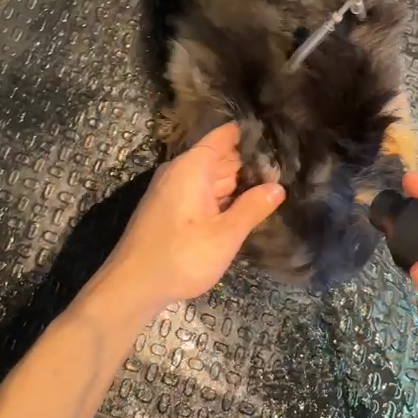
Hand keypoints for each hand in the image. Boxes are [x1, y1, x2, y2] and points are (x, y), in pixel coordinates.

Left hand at [96, 122, 285, 314]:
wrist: (132, 285)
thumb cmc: (181, 256)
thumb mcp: (224, 235)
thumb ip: (251, 208)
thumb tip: (278, 187)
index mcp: (192, 166)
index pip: (224, 136)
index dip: (248, 133)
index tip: (276, 133)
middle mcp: (180, 170)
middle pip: (219, 155)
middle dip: (248, 159)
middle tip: (285, 161)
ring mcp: (172, 189)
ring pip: (210, 175)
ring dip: (236, 179)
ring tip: (272, 179)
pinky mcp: (169, 208)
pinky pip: (200, 190)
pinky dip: (221, 193)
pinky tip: (242, 203)